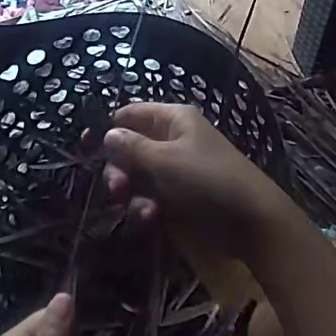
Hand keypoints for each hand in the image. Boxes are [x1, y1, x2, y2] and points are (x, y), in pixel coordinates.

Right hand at [100, 103, 307, 265]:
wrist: (251, 222)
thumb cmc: (208, 180)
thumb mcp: (165, 160)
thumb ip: (132, 148)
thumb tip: (108, 133)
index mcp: (173, 120)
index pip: (131, 114)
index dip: (108, 129)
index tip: (84, 148)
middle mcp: (172, 141)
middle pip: (129, 148)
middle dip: (119, 169)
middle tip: (117, 188)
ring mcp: (175, 171)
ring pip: (136, 178)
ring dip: (132, 194)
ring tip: (144, 210)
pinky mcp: (178, 199)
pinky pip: (150, 198)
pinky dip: (147, 208)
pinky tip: (153, 219)